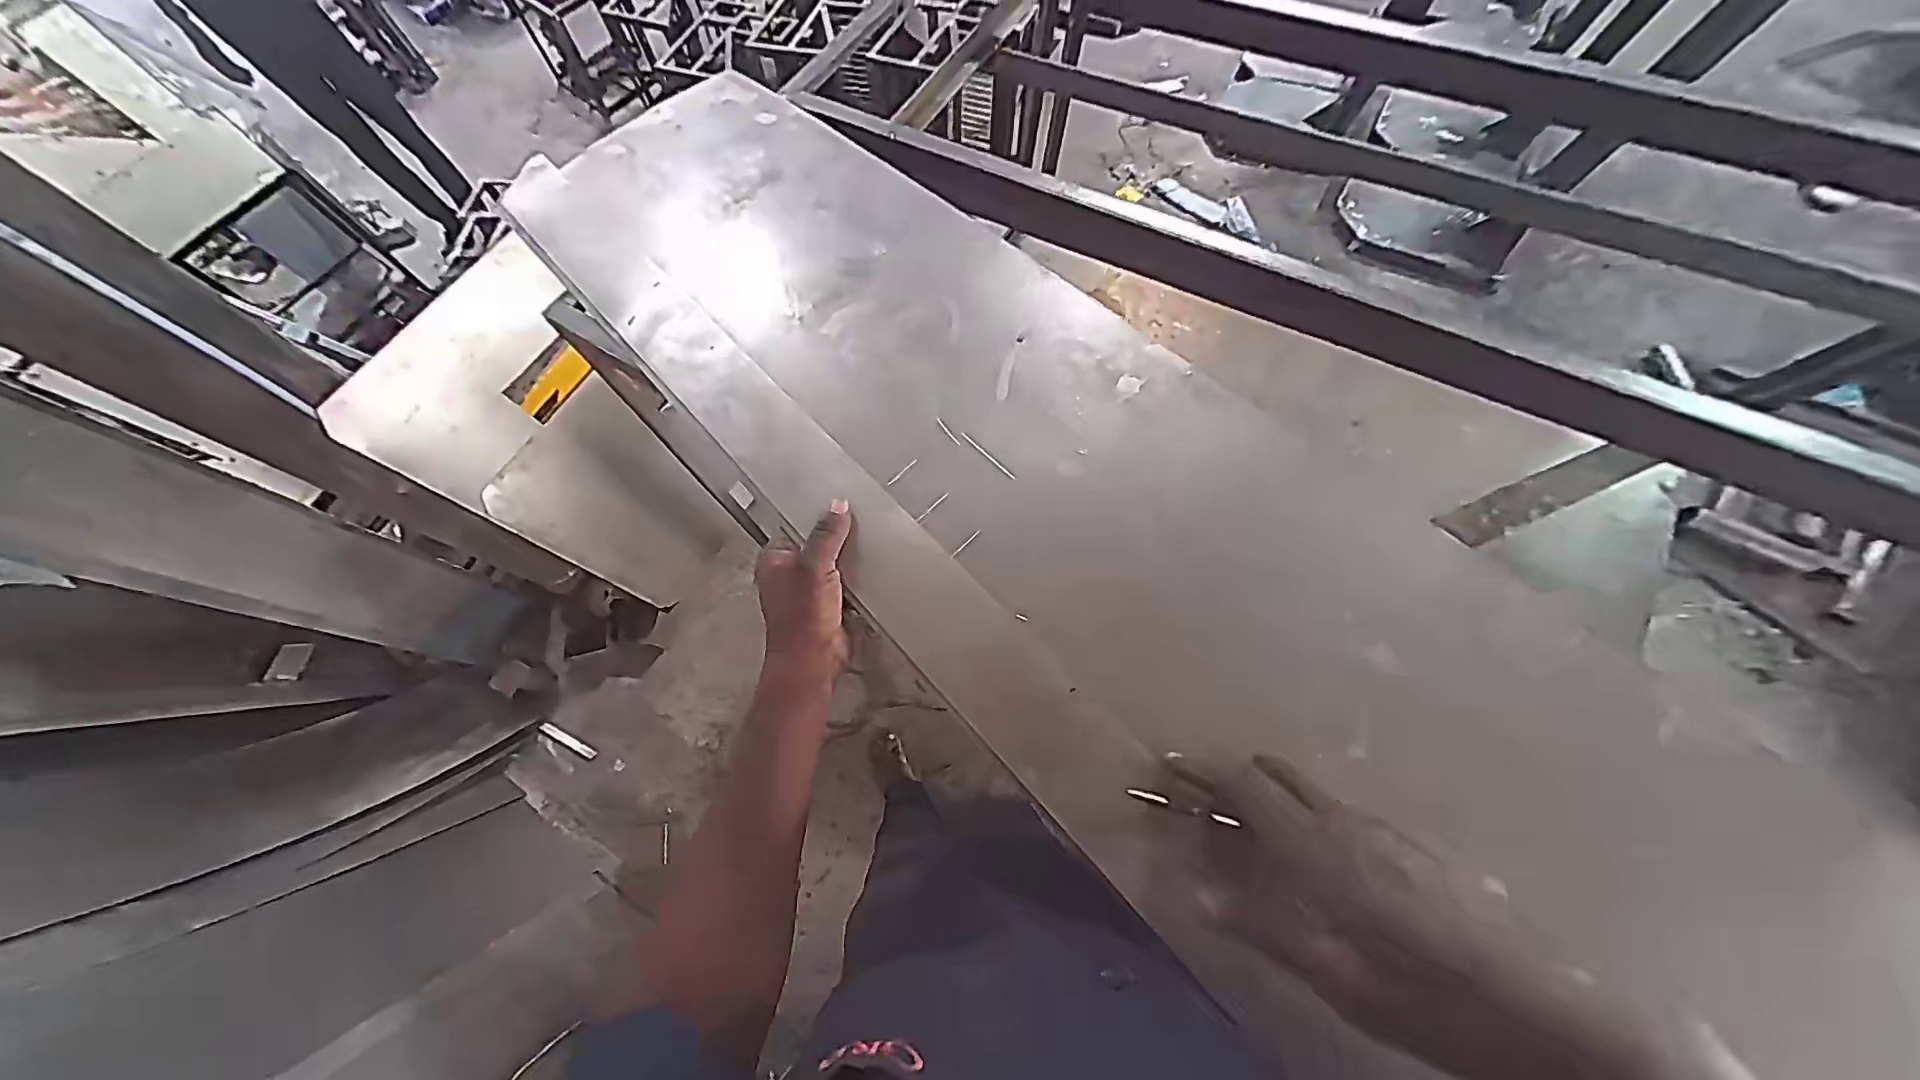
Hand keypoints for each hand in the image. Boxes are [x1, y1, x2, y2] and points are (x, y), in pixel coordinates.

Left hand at [754, 499, 852, 679]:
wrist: (813, 660)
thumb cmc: (800, 619)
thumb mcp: (814, 565)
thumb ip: (826, 534)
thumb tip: (837, 507)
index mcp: (773, 561)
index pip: (795, 528)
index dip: (815, 519)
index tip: (837, 509)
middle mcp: (787, 576)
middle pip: (816, 547)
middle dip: (835, 542)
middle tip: (854, 529)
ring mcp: (807, 593)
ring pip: (831, 567)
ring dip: (846, 564)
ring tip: (861, 552)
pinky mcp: (826, 608)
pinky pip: (843, 586)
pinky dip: (853, 582)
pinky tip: (864, 577)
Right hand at [1168, 754, 1704, 1079]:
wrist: (1546, 1016)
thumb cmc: (1426, 997)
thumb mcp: (1333, 976)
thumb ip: (1262, 926)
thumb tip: (1198, 894)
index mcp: (1318, 846)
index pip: (1248, 783)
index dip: (1206, 771)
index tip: (1174, 769)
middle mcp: (1346, 822)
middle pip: (1275, 770)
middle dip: (1233, 777)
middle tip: (1207, 807)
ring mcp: (1383, 828)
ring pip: (1308, 791)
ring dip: (1271, 799)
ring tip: (1256, 844)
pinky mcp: (1410, 844)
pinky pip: (1339, 813)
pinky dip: (1306, 818)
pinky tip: (1318, 869)